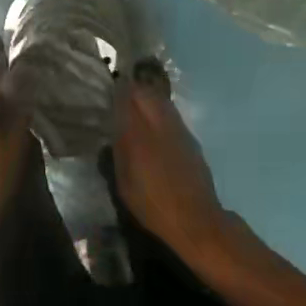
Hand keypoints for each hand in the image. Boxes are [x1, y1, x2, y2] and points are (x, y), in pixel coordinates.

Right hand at [112, 59, 231, 262]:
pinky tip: (155, 121)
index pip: (127, 100)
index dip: (118, 90)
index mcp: (139, 135)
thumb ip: (118, 152)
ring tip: (138, 102)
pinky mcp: (190, 137)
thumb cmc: (153, 206)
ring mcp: (178, 129)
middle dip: (133, 88)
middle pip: (145, 93)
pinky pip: (171, 112)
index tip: (110, 87)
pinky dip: (160, 109)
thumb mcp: (124, 184)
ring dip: (148, 96)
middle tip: (122, 92)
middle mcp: (159, 125)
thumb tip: (114, 130)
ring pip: (161, 100)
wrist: (196, 218)